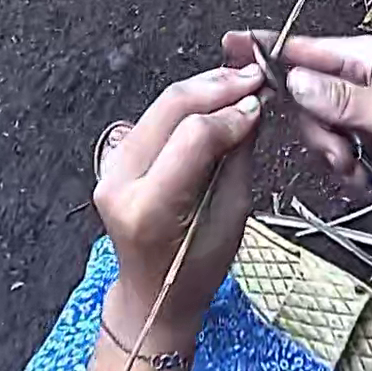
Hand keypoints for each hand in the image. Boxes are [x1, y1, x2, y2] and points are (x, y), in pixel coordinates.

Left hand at [94, 60, 264, 347]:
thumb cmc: (197, 269)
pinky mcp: (116, 155)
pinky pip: (156, 113)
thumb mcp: (232, 216)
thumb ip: (237, 156)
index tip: (259, 104)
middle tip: (253, 76)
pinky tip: (215, 92)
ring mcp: (112, 166)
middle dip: (218, 86)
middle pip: (172, 107)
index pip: (193, 137)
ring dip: (205, 85)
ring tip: (240, 78)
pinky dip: (189, 98)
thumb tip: (252, 107)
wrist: (153, 293)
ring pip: (162, 103)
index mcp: (149, 208)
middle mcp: (120, 182)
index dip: (231, 114)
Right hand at [220, 31, 371, 216]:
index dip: (267, 48)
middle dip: (318, 129)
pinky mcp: (360, 145)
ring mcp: (356, 115)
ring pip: (315, 131)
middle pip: (304, 97)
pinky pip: (331, 154)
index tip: (230, 46)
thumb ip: (342, 100)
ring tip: (361, 166)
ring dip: (333, 154)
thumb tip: (293, 79)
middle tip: (342, 150)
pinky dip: (346, 170)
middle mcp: (354, 81)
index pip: (305, 48)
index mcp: (362, 58)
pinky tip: (370, 177)